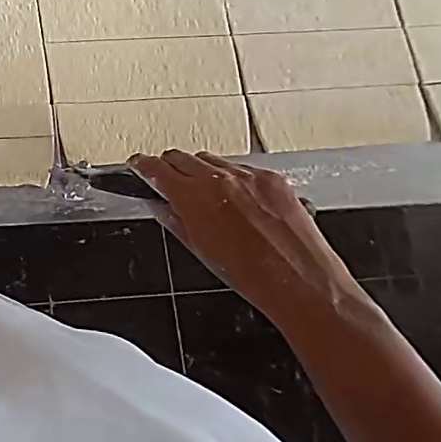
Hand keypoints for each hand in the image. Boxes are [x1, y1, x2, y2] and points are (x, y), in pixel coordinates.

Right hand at [128, 150, 365, 326]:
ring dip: (202, 171)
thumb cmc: (253, 277)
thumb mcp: (200, 250)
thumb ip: (174, 220)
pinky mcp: (272, 178)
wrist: (302, 285)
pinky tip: (240, 201)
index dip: (143, 165)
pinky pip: (242, 168)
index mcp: (194, 198)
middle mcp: (219, 180)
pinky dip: (234, 179)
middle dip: (170, 166)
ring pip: (211, 159)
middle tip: (169, 180)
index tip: (138, 165)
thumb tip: (160, 206)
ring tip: (208, 196)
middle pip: (181, 156)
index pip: (156, 168)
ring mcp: (248, 176)